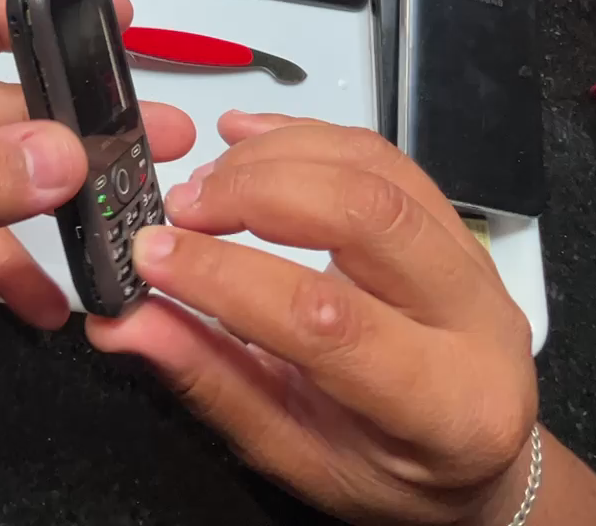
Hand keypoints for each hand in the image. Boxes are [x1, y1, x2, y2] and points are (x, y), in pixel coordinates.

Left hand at [0, 0, 196, 385]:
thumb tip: (64, 153)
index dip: (41, 14)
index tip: (113, 19)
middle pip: (15, 106)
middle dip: (82, 123)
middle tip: (158, 135)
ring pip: (13, 172)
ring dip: (67, 195)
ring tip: (132, 211)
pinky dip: (22, 264)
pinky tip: (52, 303)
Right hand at [87, 113, 537, 525]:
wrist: (474, 450)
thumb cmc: (376, 463)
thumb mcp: (286, 447)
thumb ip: (205, 378)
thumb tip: (121, 321)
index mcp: (439, 403)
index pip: (325, 320)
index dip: (224, 274)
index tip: (148, 250)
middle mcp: (473, 316)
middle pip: (364, 215)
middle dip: (252, 193)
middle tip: (180, 205)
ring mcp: (470, 254)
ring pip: (370, 166)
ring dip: (268, 156)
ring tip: (204, 179)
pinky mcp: (447, 214)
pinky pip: (373, 148)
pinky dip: (295, 131)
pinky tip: (240, 135)